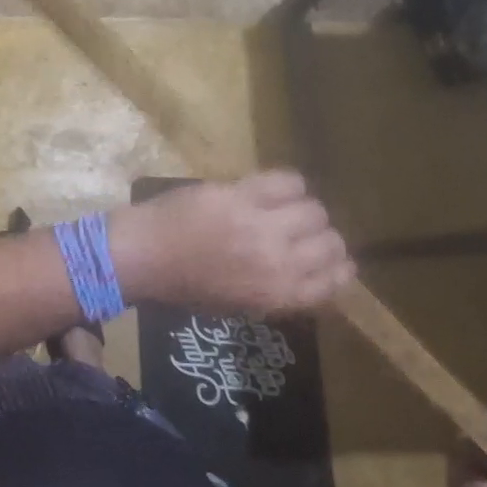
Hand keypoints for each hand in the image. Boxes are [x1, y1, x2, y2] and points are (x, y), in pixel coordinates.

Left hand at [111, 170, 353, 316]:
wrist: (146, 254)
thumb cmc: (186, 285)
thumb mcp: (240, 305)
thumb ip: (279, 292)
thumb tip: (310, 275)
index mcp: (278, 296)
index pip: (334, 282)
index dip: (340, 269)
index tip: (338, 261)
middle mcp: (279, 262)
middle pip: (330, 242)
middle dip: (324, 238)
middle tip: (308, 232)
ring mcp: (262, 225)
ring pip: (315, 211)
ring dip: (307, 210)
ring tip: (290, 208)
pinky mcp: (243, 194)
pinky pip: (288, 182)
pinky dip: (290, 184)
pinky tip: (279, 188)